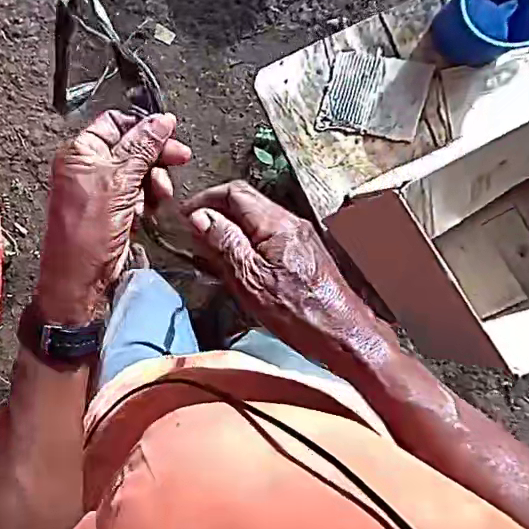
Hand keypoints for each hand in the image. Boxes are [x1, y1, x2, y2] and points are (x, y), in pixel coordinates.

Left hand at [35, 111, 191, 324]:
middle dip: (155, 157)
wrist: (81, 278)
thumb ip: (143, 148)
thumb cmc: (87, 232)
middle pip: (132, 147)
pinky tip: (145, 212)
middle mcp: (88, 167)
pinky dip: (146, 201)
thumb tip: (162, 121)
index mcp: (81, 151)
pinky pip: (138, 195)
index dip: (145, 127)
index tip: (170, 133)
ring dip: (153, 182)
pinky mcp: (112, 209)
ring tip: (156, 196)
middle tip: (177, 160)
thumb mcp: (120, 181)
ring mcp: (101, 189)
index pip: (117, 123)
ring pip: (139, 172)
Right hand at [183, 181, 395, 376]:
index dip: (204, 200)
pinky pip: (267, 238)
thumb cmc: (300, 314)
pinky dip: (246, 245)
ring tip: (210, 253)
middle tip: (193, 234)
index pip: (233, 192)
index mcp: (276, 223)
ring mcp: (299, 238)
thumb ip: (224, 243)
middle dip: (215, 213)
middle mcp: (290, 223)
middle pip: (244, 202)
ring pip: (255, 221)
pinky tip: (237, 268)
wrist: (345, 336)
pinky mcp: (303, 255)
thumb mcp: (250, 280)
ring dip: (229, 230)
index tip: (184, 217)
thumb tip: (200, 217)